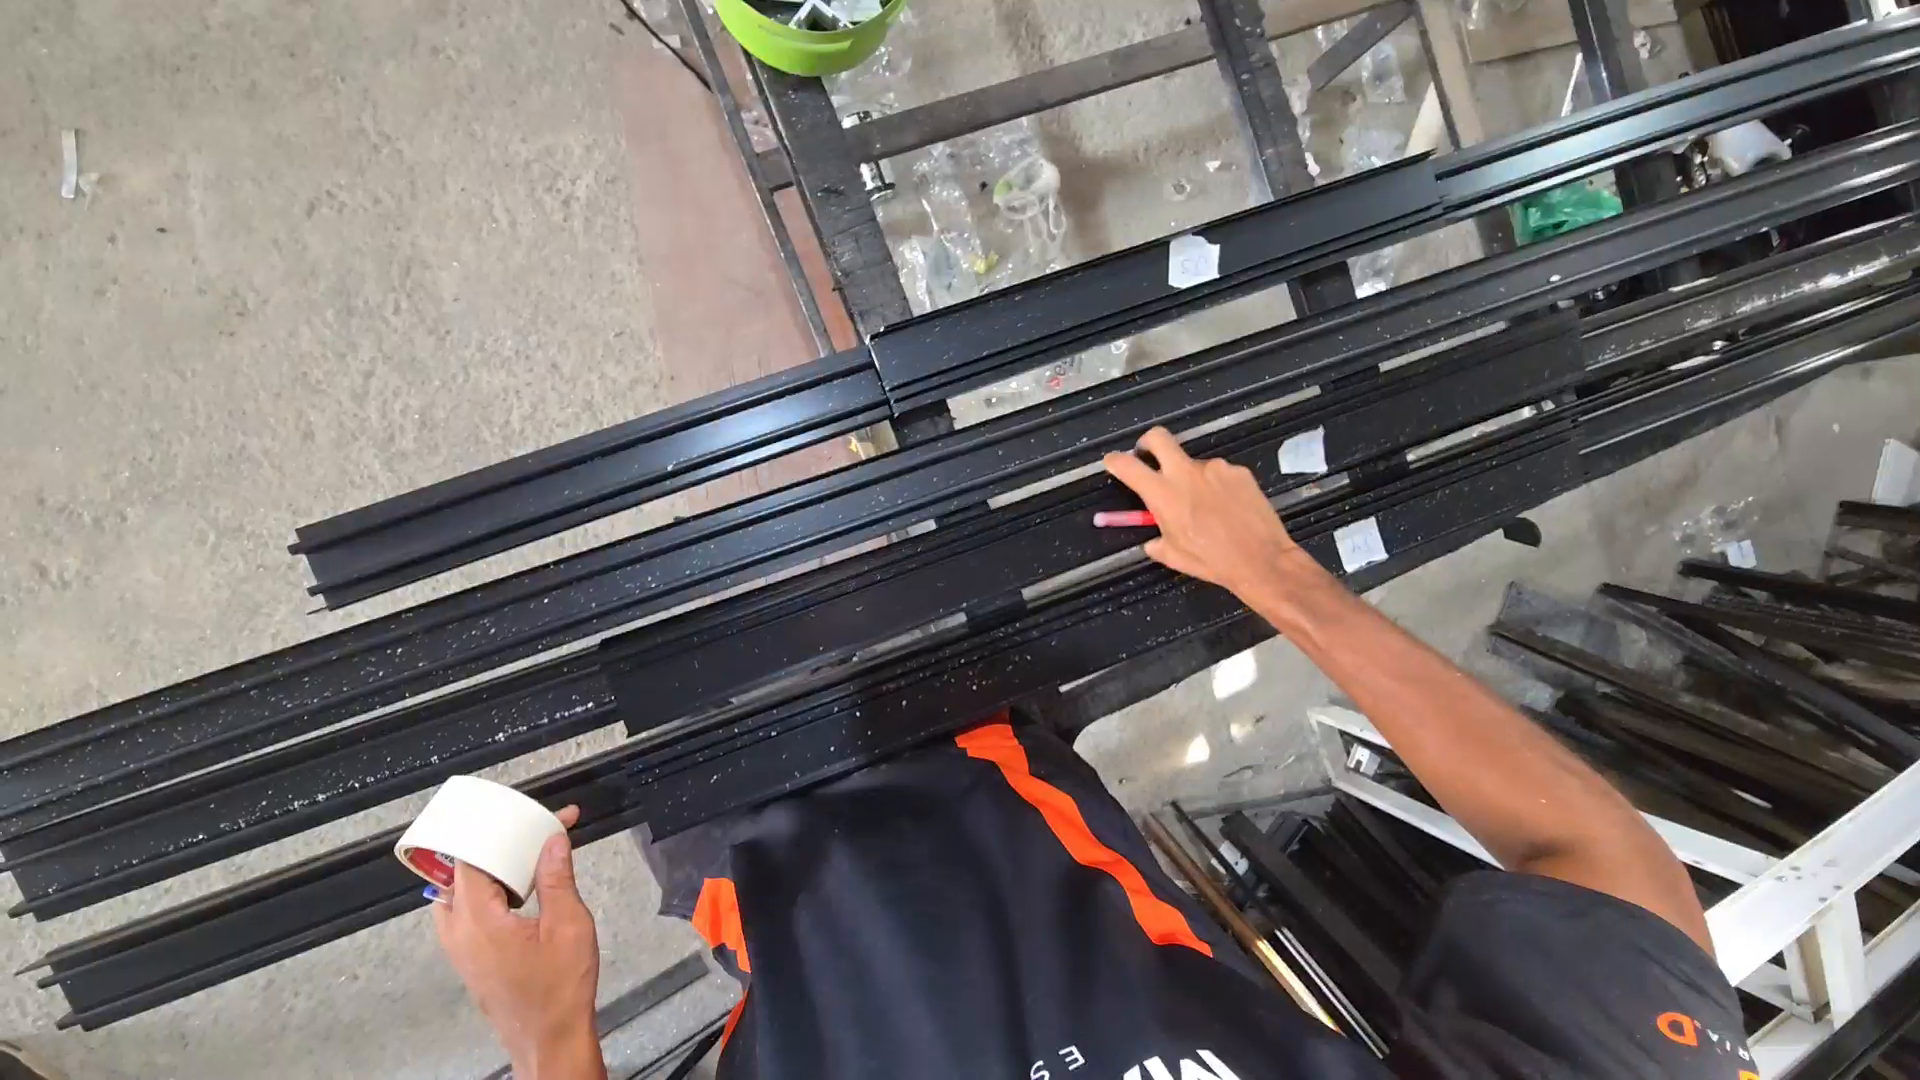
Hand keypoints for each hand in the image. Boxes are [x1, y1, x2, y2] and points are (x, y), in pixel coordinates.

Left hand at [432, 805, 605, 1079]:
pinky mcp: (469, 960)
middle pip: (459, 873)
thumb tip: (552, 840)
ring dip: (487, 870)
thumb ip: (556, 878)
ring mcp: (459, 950)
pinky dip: (486, 892)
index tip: (536, 817)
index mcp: (478, 921)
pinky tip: (518, 891)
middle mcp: (458, 934)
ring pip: (457, 893)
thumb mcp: (569, 923)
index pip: (473, 859)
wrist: (550, 1038)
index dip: (501, 831)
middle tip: (528, 831)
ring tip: (524, 856)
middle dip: (493, 846)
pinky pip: (464, 913)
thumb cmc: (560, 986)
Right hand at [1102, 427, 1321, 598]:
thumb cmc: (1211, 560)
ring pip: (1194, 464)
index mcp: (1163, 494)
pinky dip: (1217, 487)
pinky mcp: (1239, 471)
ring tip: (1207, 506)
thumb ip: (1157, 540)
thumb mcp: (1173, 555)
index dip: (1115, 461)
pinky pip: (1220, 474)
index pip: (1127, 466)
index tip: (1113, 462)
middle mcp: (1186, 473)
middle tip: (1149, 455)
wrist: (1260, 559)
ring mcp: (1216, 468)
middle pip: (1159, 438)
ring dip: (1192, 478)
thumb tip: (1154, 538)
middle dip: (1148, 442)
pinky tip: (1228, 508)